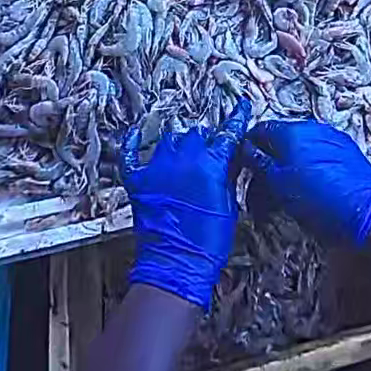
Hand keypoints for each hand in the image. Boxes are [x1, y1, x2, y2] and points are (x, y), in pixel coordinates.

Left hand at [121, 98, 251, 309]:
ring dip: (178, 145)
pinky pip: (130, 154)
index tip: (241, 107)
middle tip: (209, 150)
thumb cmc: (209, 242)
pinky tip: (135, 132)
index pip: (226, 134)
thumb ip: (227, 174)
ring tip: (183, 152)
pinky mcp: (138, 180)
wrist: (177, 263)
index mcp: (209, 164)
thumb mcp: (229, 205)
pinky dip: (132, 142)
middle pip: (195, 135)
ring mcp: (157, 168)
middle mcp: (182, 159)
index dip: (235, 121)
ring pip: (169, 140)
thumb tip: (230, 156)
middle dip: (204, 140)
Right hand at [246, 119, 370, 244]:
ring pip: (299, 149)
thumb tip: (245, 148)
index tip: (245, 168)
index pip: (259, 130)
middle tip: (263, 189)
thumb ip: (258, 162)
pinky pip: (317, 155)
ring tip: (288, 194)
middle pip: (279, 141)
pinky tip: (311, 190)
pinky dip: (308, 168)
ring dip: (288, 167)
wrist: (370, 214)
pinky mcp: (347, 151)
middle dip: (268, 163)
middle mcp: (310, 127)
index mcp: (290, 131)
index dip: (248, 149)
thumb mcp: (279, 185)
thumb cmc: (319, 200)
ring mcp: (331, 138)